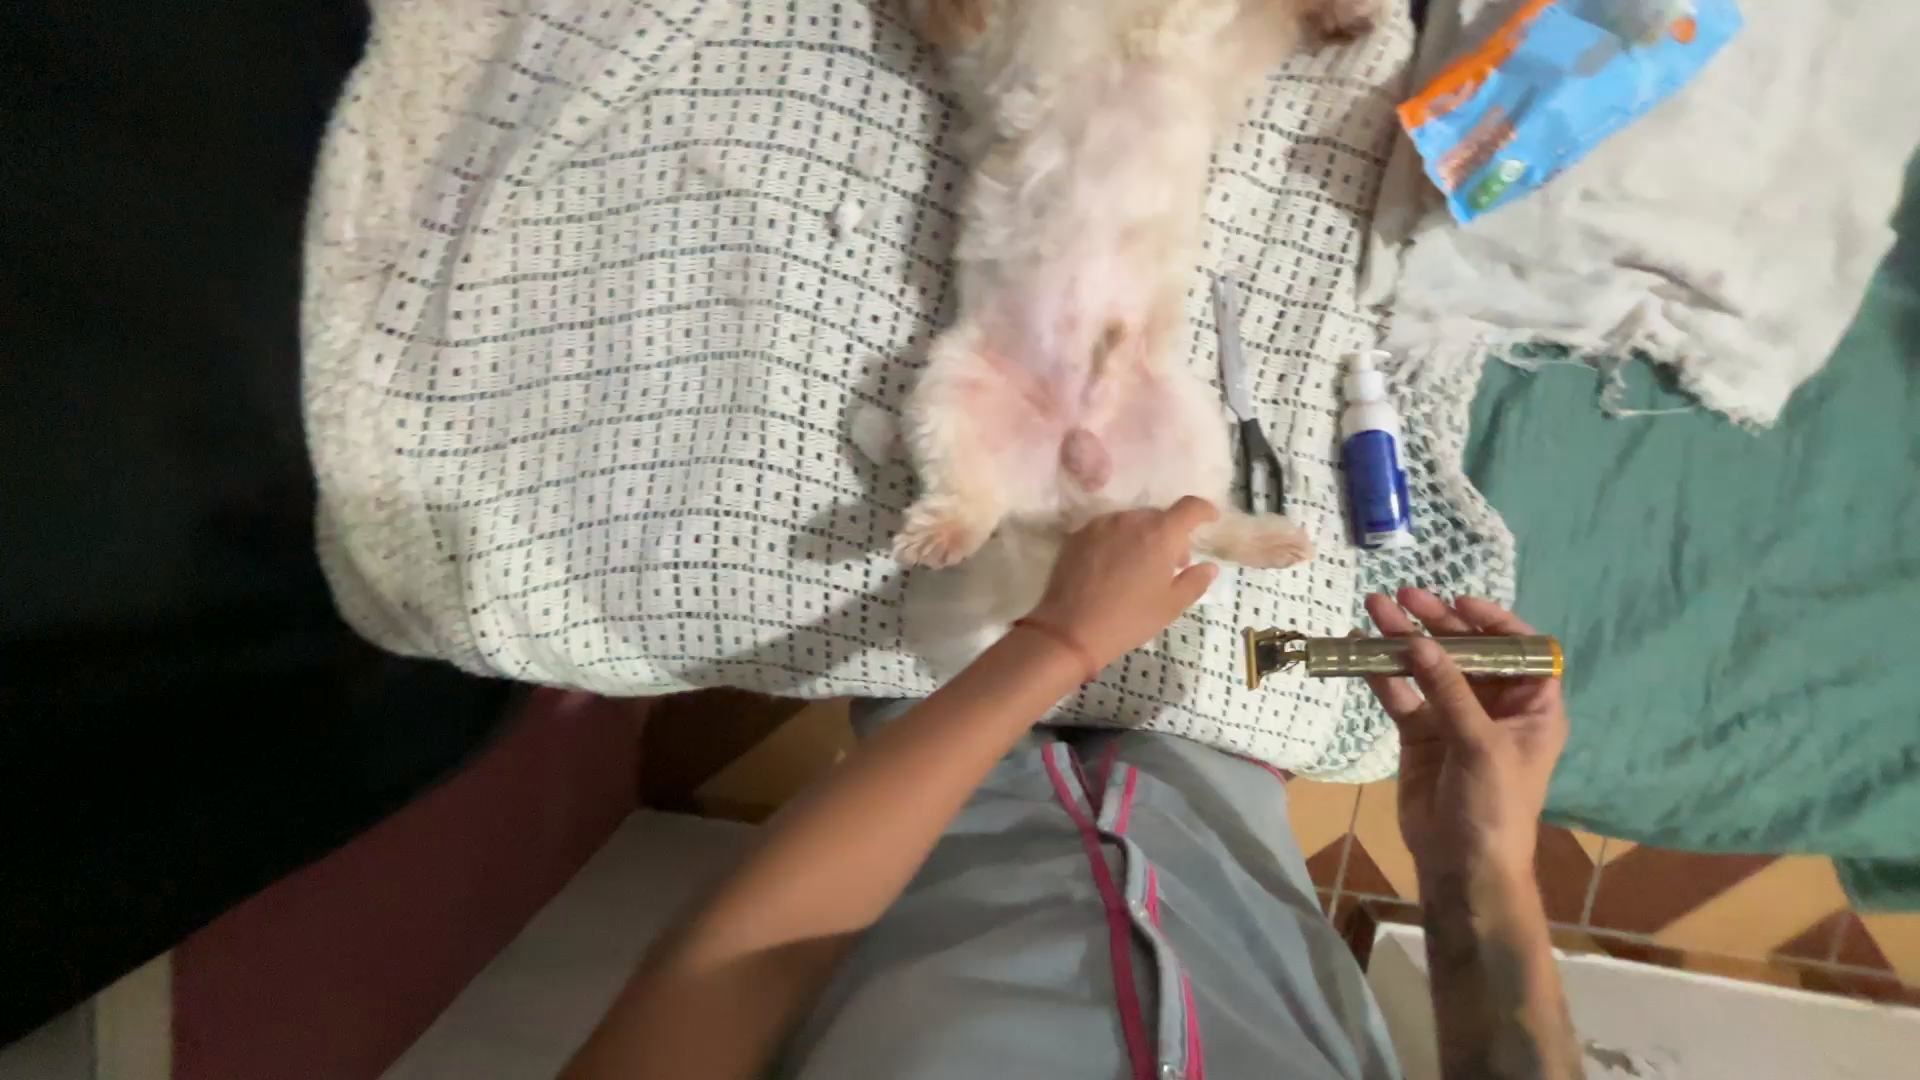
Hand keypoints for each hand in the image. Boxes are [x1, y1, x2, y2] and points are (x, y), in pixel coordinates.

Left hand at [1025, 497, 1220, 667]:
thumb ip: (1195, 581)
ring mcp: (1099, 525)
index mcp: (1160, 533)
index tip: (1209, 519)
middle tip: (1171, 564)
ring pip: (1130, 522)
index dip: (1204, 510)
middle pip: (1158, 517)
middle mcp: (1129, 520)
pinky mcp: (1077, 535)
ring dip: (1141, 537)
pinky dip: (1116, 541)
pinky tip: (1111, 568)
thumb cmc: (1129, 618)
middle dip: (1170, 535)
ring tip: (1139, 567)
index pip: (1189, 507)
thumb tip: (1209, 566)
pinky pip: (1106, 530)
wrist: (1071, 628)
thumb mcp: (1171, 606)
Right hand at [1362, 588, 1567, 886]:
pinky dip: (1378, 671)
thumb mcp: (1481, 745)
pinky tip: (1357, 648)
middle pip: (1465, 651)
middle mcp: (1492, 704)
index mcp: (1531, 706)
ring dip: (1400, 639)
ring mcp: (1451, 715)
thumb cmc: (1494, 804)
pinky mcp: (1418, 730)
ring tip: (1374, 608)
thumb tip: (1419, 642)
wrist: (1461, 859)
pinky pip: (1398, 692)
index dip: (1495, 622)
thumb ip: (1448, 691)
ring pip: (1425, 666)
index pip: (1522, 650)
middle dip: (1436, 623)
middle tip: (1403, 597)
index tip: (1459, 602)